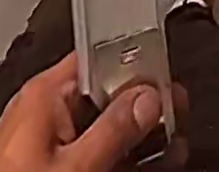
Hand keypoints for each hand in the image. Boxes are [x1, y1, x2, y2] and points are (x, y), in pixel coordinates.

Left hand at [0, 53, 185, 171]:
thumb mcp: (73, 169)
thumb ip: (114, 130)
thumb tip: (149, 96)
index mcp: (44, 95)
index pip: (102, 57)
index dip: (139, 68)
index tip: (167, 84)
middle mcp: (42, 111)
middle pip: (106, 92)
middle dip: (144, 106)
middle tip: (177, 117)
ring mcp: (41, 143)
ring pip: (100, 125)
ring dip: (137, 135)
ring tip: (171, 147)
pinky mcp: (43, 167)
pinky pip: (87, 149)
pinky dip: (116, 155)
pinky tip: (145, 163)